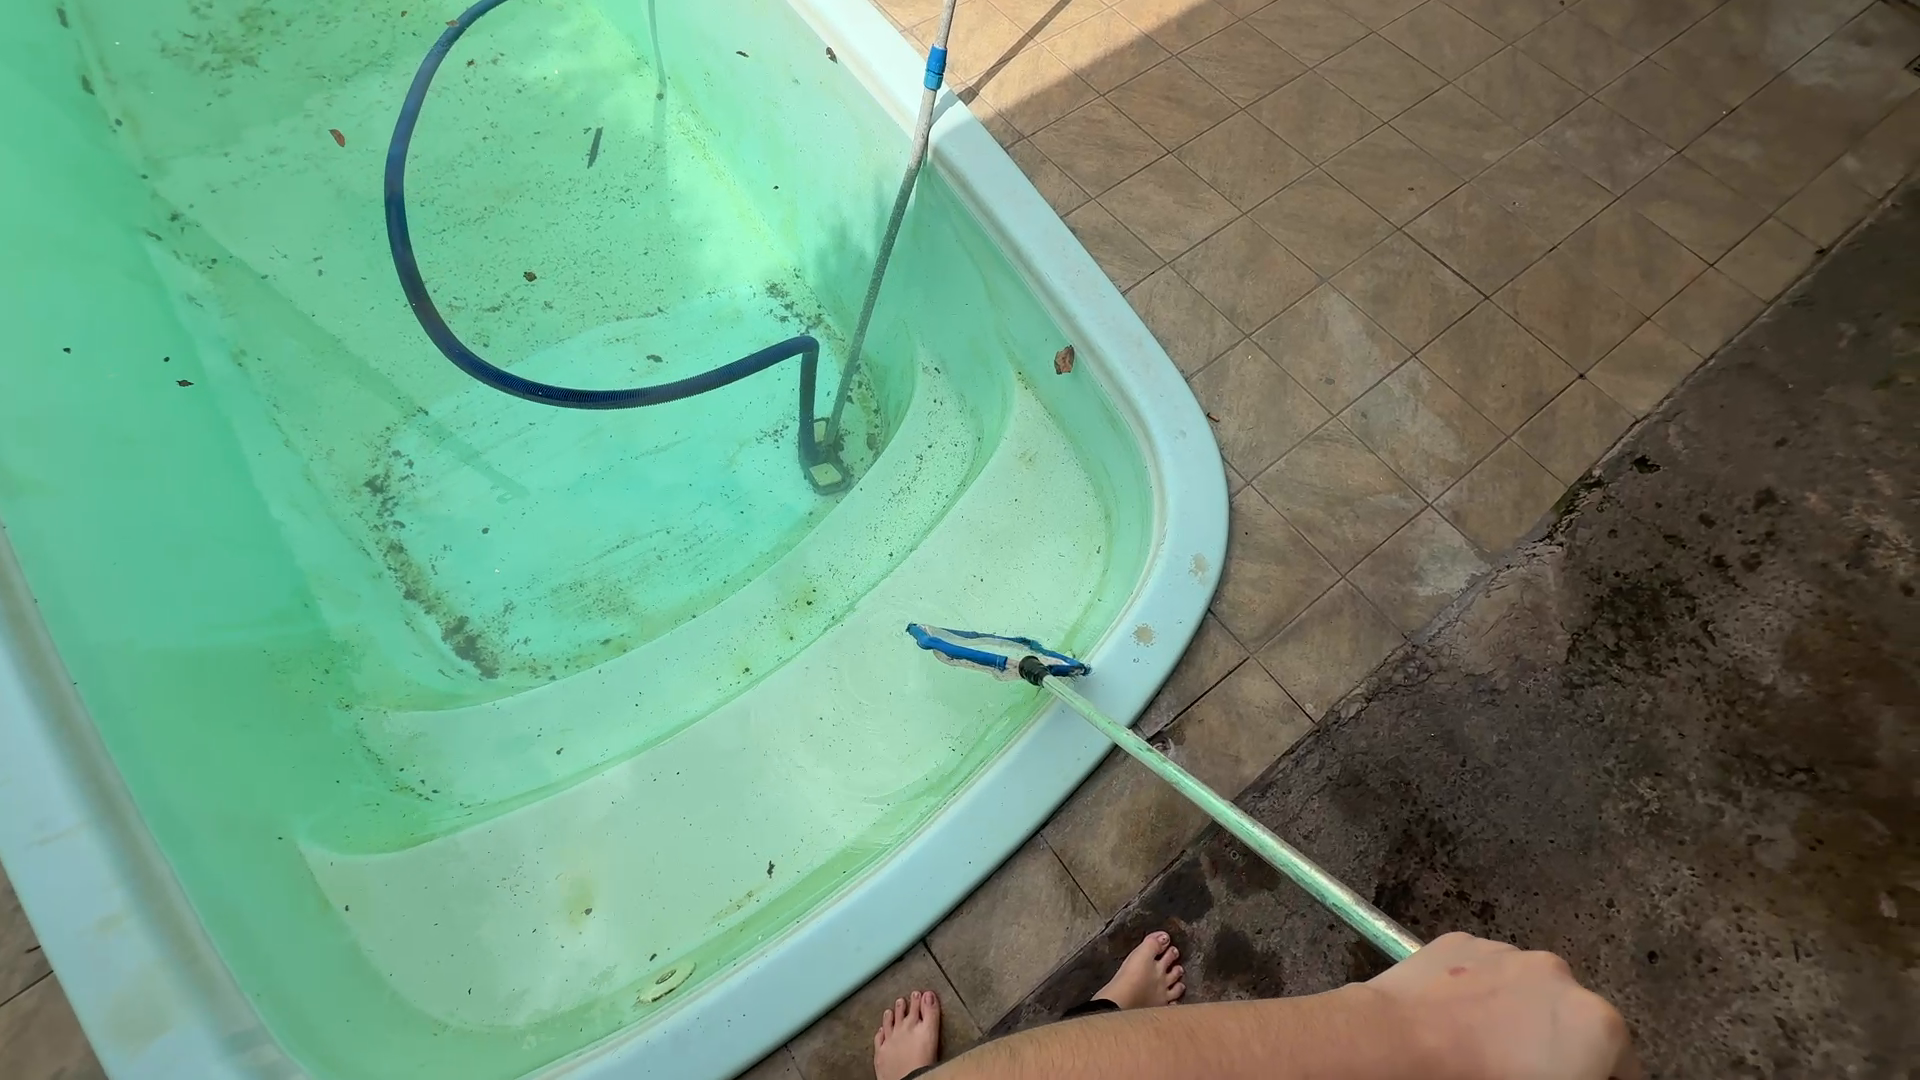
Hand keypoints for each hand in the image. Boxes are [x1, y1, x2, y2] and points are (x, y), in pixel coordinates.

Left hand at [1366, 932, 1641, 1079]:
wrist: (1404, 1044)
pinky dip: (1481, 987)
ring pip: (1527, 988)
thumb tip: (1571, 1066)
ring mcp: (1503, 949)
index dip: (1598, 1077)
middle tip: (1528, 1066)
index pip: (1623, 1065)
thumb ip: (1577, 1071)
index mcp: (1598, 1021)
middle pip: (1573, 1017)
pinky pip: (1483, 968)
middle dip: (1560, 1043)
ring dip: (1521, 1010)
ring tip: (1488, 1041)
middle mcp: (1557, 972)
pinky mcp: (1459, 939)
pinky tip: (1460, 1014)